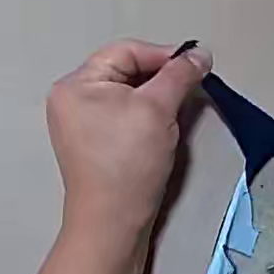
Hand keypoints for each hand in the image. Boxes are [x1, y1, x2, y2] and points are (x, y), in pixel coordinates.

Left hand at [47, 39, 211, 238]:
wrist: (114, 222)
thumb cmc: (129, 162)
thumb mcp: (158, 108)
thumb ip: (181, 74)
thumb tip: (200, 52)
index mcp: (76, 83)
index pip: (126, 51)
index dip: (163, 55)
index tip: (195, 67)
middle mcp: (73, 98)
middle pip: (126, 70)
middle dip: (161, 78)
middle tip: (188, 89)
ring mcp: (81, 122)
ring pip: (129, 92)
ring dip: (157, 97)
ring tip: (175, 111)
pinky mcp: (95, 142)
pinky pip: (125, 113)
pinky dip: (147, 113)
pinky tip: (162, 127)